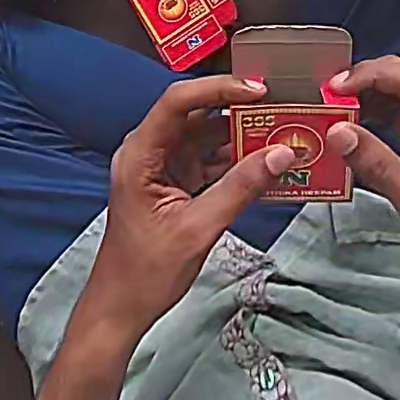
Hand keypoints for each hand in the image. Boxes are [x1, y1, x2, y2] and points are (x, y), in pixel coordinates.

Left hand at [79, 76, 295, 337]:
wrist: (120, 310)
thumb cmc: (145, 273)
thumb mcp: (197, 229)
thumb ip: (240, 188)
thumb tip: (280, 154)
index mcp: (140, 153)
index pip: (177, 101)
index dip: (217, 89)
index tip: (256, 91)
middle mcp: (148, 150)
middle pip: (194, 113)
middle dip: (235, 107)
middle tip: (276, 105)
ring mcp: (162, 164)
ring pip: (204, 134)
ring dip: (238, 133)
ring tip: (277, 129)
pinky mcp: (174, 179)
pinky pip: (207, 157)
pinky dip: (234, 157)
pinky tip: (262, 160)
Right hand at [325, 57, 399, 294]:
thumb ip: (380, 166)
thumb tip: (339, 133)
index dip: (376, 77)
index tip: (339, 86)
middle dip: (366, 80)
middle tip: (328, 93)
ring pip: (397, 90)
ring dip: (363, 93)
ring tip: (331, 103)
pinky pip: (394, 110)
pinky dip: (368, 110)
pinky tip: (346, 117)